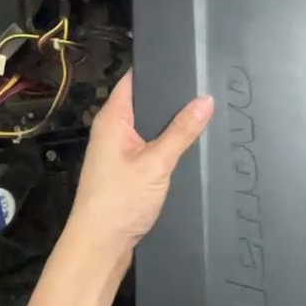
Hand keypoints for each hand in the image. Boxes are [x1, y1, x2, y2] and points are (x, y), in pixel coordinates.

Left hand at [64, 72, 213, 257]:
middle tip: (206, 85)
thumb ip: (182, 131)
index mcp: (112, 118)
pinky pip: (149, 145)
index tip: (187, 58)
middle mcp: (112, 129)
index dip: (158, 67)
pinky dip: (166, 143)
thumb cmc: (119, 201)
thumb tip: (206, 100)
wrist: (99, 248)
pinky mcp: (125, 169)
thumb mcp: (156, 163)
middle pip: (145, 101)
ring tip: (203, 110)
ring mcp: (117, 150)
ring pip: (149, 125)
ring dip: (170, 123)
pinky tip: (188, 144)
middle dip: (171, 96)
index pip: (134, 79)